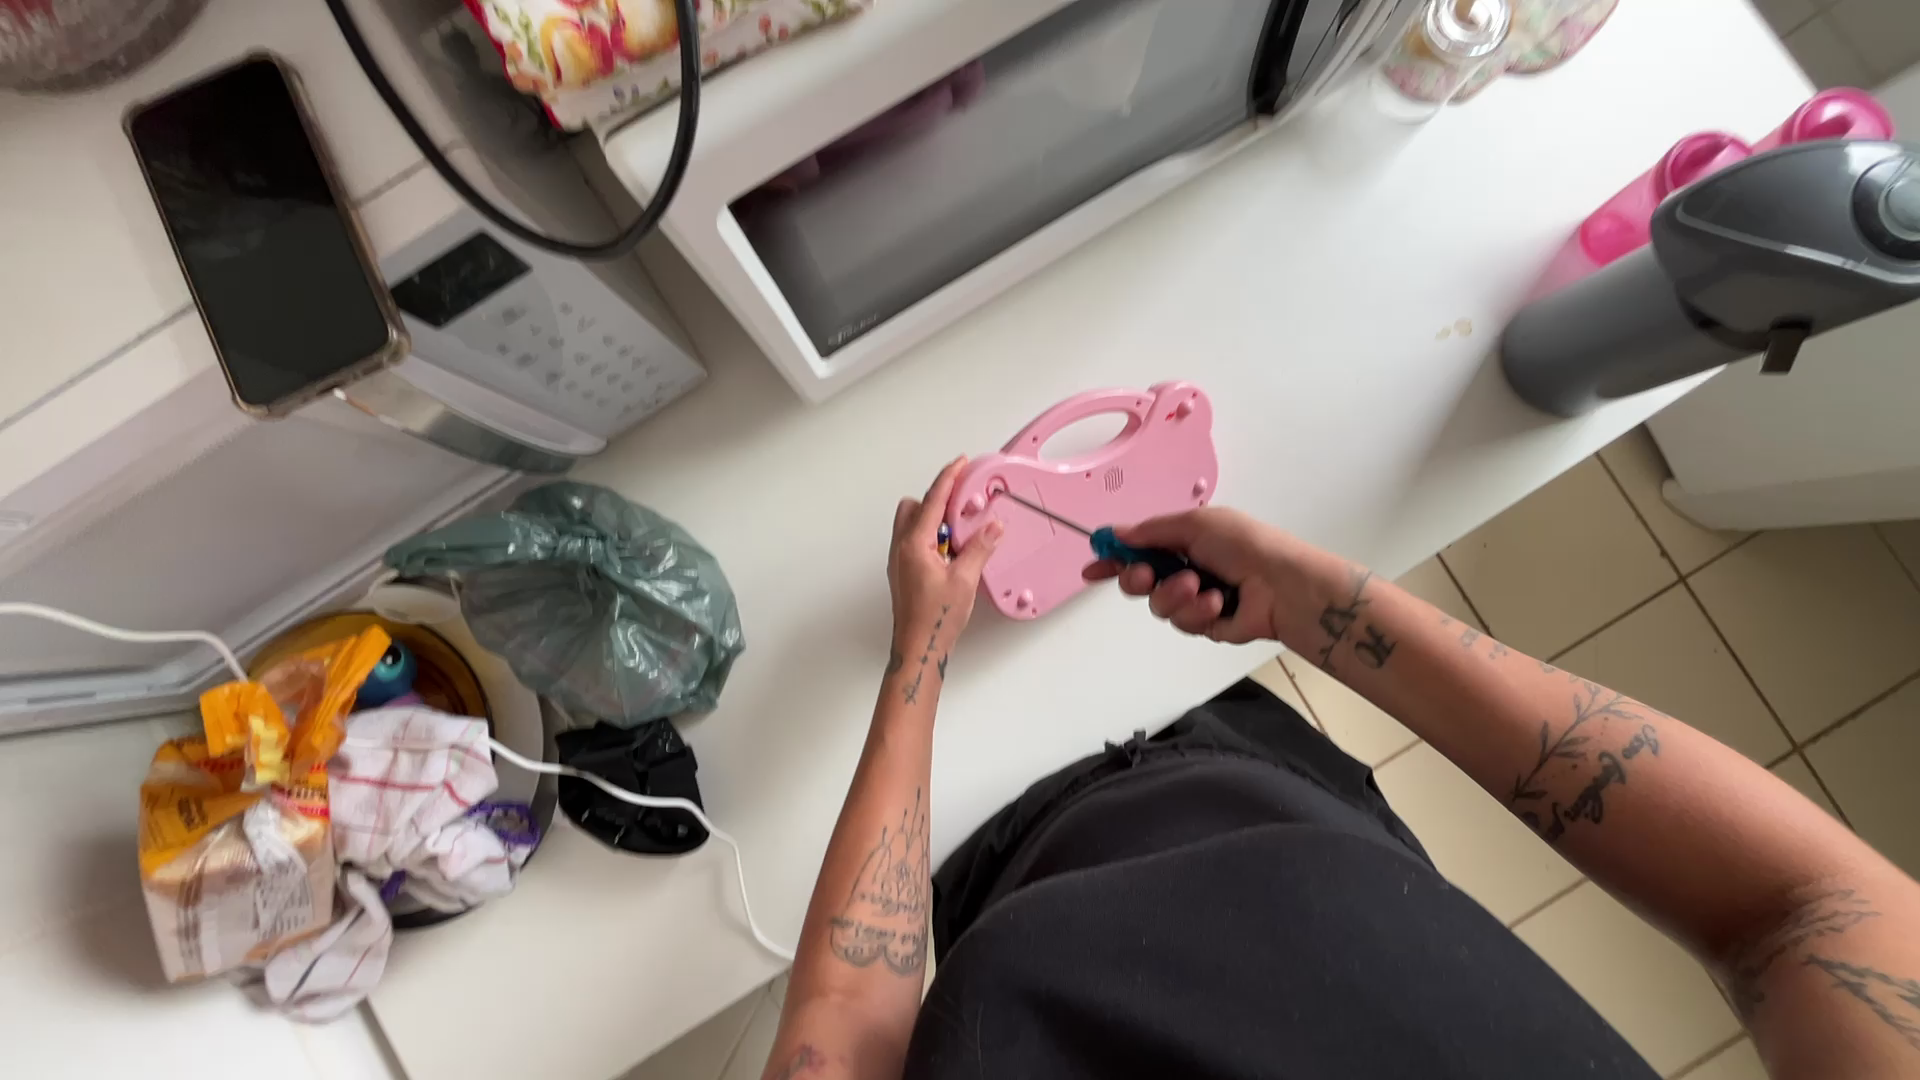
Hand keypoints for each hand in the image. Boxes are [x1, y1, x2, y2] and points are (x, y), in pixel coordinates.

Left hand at [888, 456, 1002, 654]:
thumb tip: (993, 527)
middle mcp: (901, 548)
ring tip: (961, 536)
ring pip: (913, 524)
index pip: (932, 500)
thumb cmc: (934, 618)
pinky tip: (952, 554)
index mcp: (914, 544)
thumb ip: (979, 548)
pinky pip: (915, 541)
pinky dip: (933, 538)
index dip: (948, 478)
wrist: (918, 647)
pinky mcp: (904, 571)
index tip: (960, 463)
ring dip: (935, 521)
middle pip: (916, 507)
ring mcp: (900, 560)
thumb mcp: (964, 580)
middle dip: (940, 501)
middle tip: (966, 506)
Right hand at [1082, 507, 1297, 643]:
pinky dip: (1199, 611)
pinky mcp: (1206, 624)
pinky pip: (1183, 622)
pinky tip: (1219, 604)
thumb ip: (1151, 532)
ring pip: (1158, 605)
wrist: (1284, 585)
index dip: (1113, 559)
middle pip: (1139, 582)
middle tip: (1148, 577)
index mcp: (1182, 541)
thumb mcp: (1195, 524)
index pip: (1137, 550)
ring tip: (1200, 588)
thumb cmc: (1245, 546)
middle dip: (1138, 580)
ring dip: (1175, 595)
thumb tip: (1116, 533)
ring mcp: (1194, 598)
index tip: (1092, 569)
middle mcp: (1184, 569)